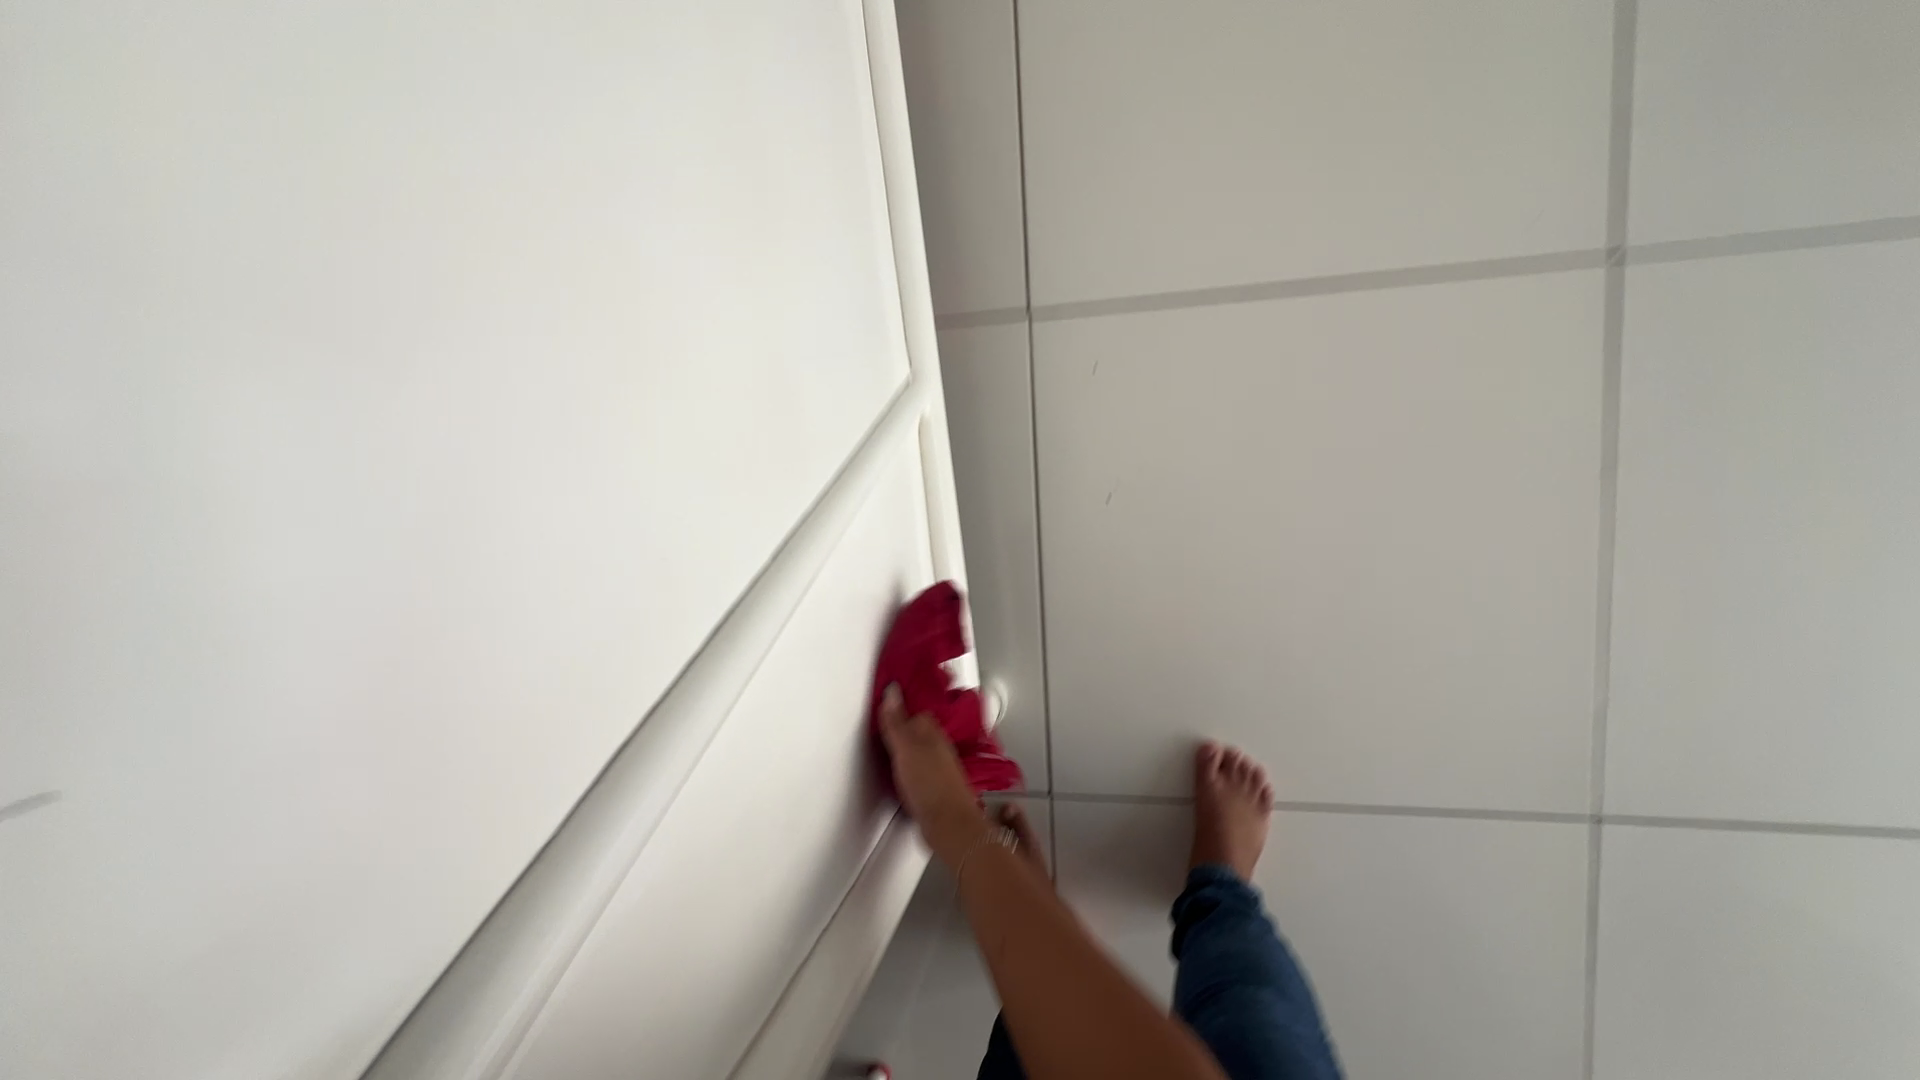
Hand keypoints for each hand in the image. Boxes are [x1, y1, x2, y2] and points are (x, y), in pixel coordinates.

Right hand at [877, 683, 989, 863]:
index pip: (916, 711)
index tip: (884, 702)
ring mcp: (937, 768)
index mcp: (932, 733)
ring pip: (918, 750)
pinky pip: (917, 768)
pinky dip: (906, 766)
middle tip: (882, 722)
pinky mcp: (933, 788)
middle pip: (917, 730)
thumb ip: (896, 722)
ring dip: (904, 747)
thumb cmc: (929, 785)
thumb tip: (892, 691)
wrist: (948, 825)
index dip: (900, 706)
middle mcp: (937, 748)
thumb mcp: (906, 749)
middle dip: (902, 726)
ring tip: (886, 744)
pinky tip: (898, 772)